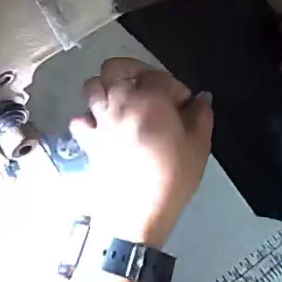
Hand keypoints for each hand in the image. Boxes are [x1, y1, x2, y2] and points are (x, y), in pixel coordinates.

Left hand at [69, 58, 213, 247]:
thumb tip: (200, 99)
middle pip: (114, 67)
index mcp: (150, 99)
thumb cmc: (173, 177)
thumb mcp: (199, 146)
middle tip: (149, 87)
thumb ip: (201, 115)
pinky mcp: (88, 141)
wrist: (137, 214)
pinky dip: (90, 117)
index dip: (175, 86)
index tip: (184, 103)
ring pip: (92, 86)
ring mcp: (99, 121)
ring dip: (108, 88)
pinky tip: (105, 126)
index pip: (159, 75)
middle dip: (132, 70)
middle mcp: (120, 102)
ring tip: (124, 102)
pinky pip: (80, 118)